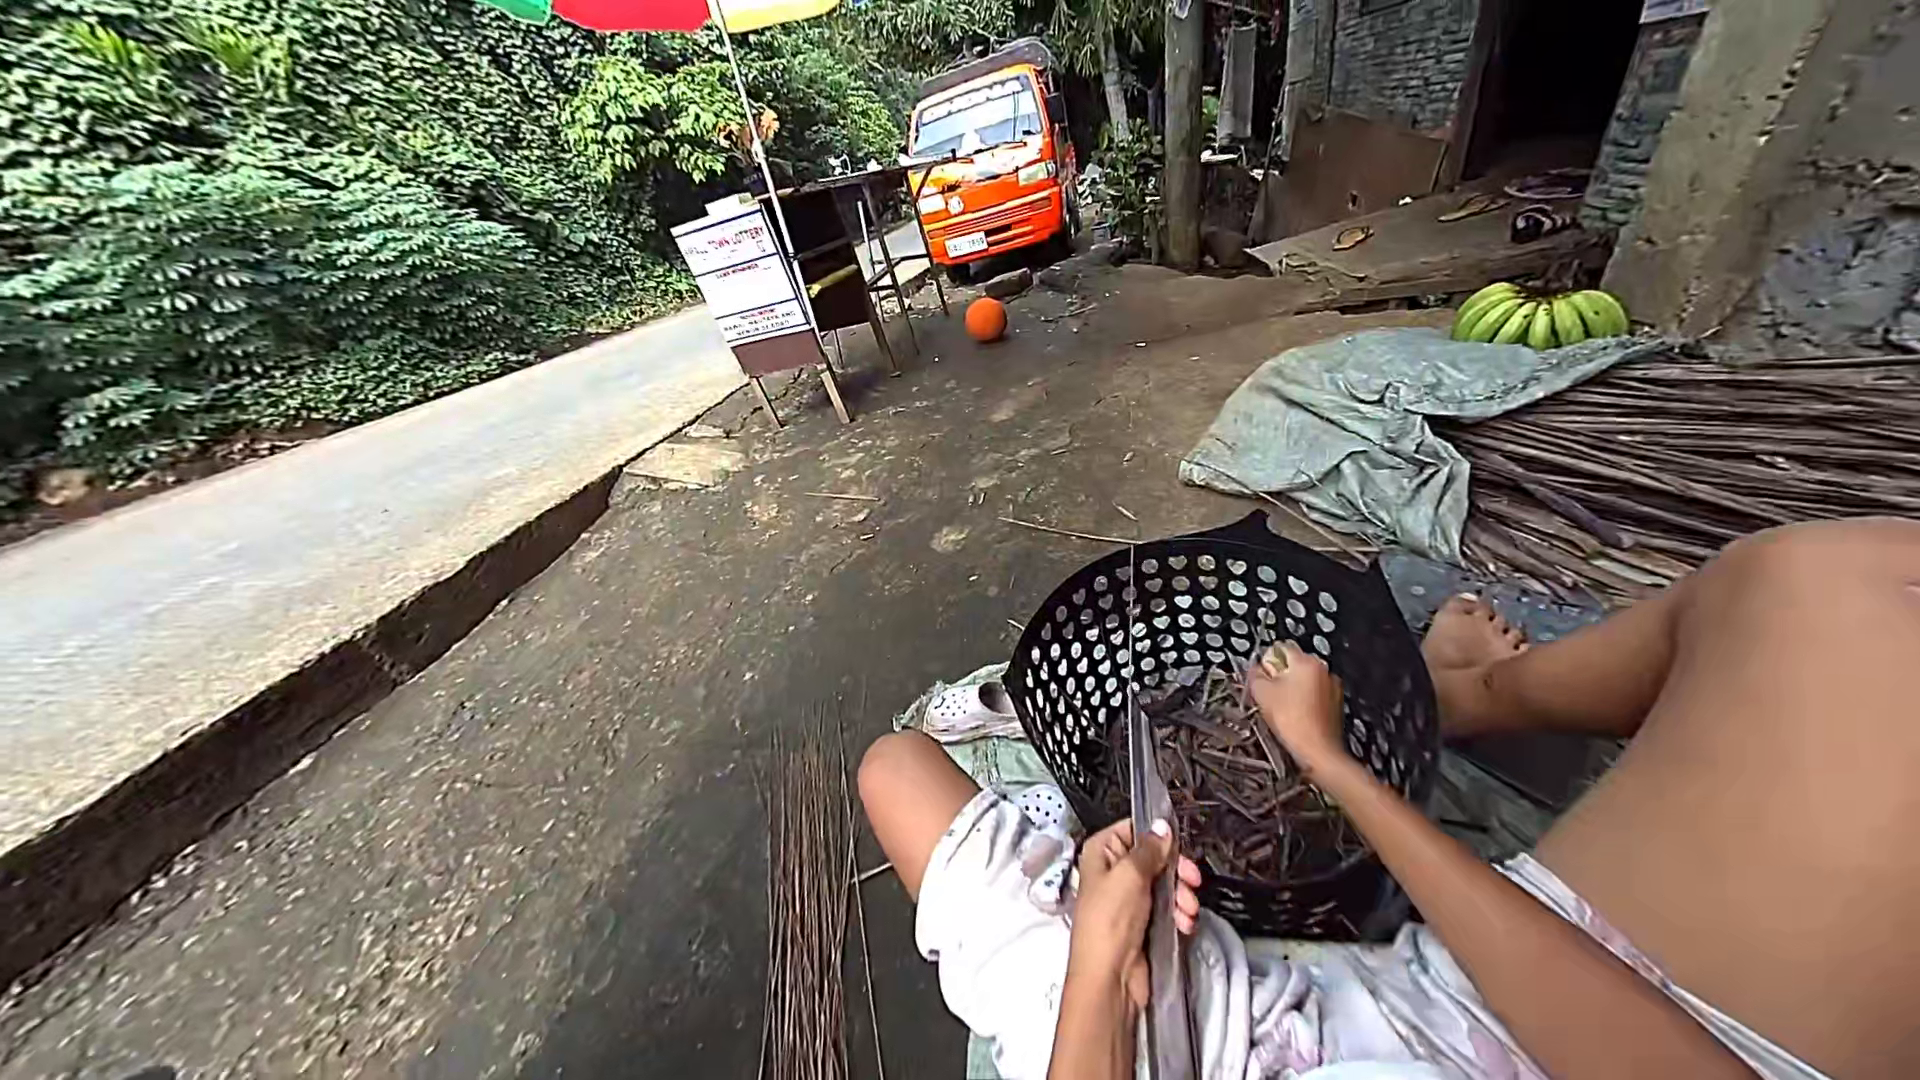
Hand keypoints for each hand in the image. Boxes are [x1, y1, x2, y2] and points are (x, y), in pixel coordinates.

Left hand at [1070, 818, 1202, 1005]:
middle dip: (1176, 870)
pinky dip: (1179, 913)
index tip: (1180, 847)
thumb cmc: (1111, 920)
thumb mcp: (1130, 876)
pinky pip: (1166, 907)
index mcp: (1102, 850)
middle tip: (1192, 881)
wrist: (1109, 978)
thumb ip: (1149, 850)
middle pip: (1153, 857)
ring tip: (1188, 910)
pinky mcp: (1142, 920)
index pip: (1133, 829)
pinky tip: (1185, 923)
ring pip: (1164, 883)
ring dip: (1181, 895)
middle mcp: (1113, 869)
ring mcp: (1128, 896)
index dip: (1158, 837)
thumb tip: (1161, 825)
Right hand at [1248, 640, 1349, 774]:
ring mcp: (1332, 687)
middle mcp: (1324, 670)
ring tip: (1283, 709)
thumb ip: (1255, 673)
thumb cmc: (1291, 719)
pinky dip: (1303, 701)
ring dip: (1291, 690)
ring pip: (1302, 681)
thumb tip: (1256, 669)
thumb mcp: (1261, 691)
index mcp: (1307, 662)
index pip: (1279, 649)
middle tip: (1270, 696)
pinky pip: (1313, 695)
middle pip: (1292, 665)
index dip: (1266, 664)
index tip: (1263, 680)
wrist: (1317, 751)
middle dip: (1278, 677)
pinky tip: (1295, 716)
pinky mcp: (1336, 704)